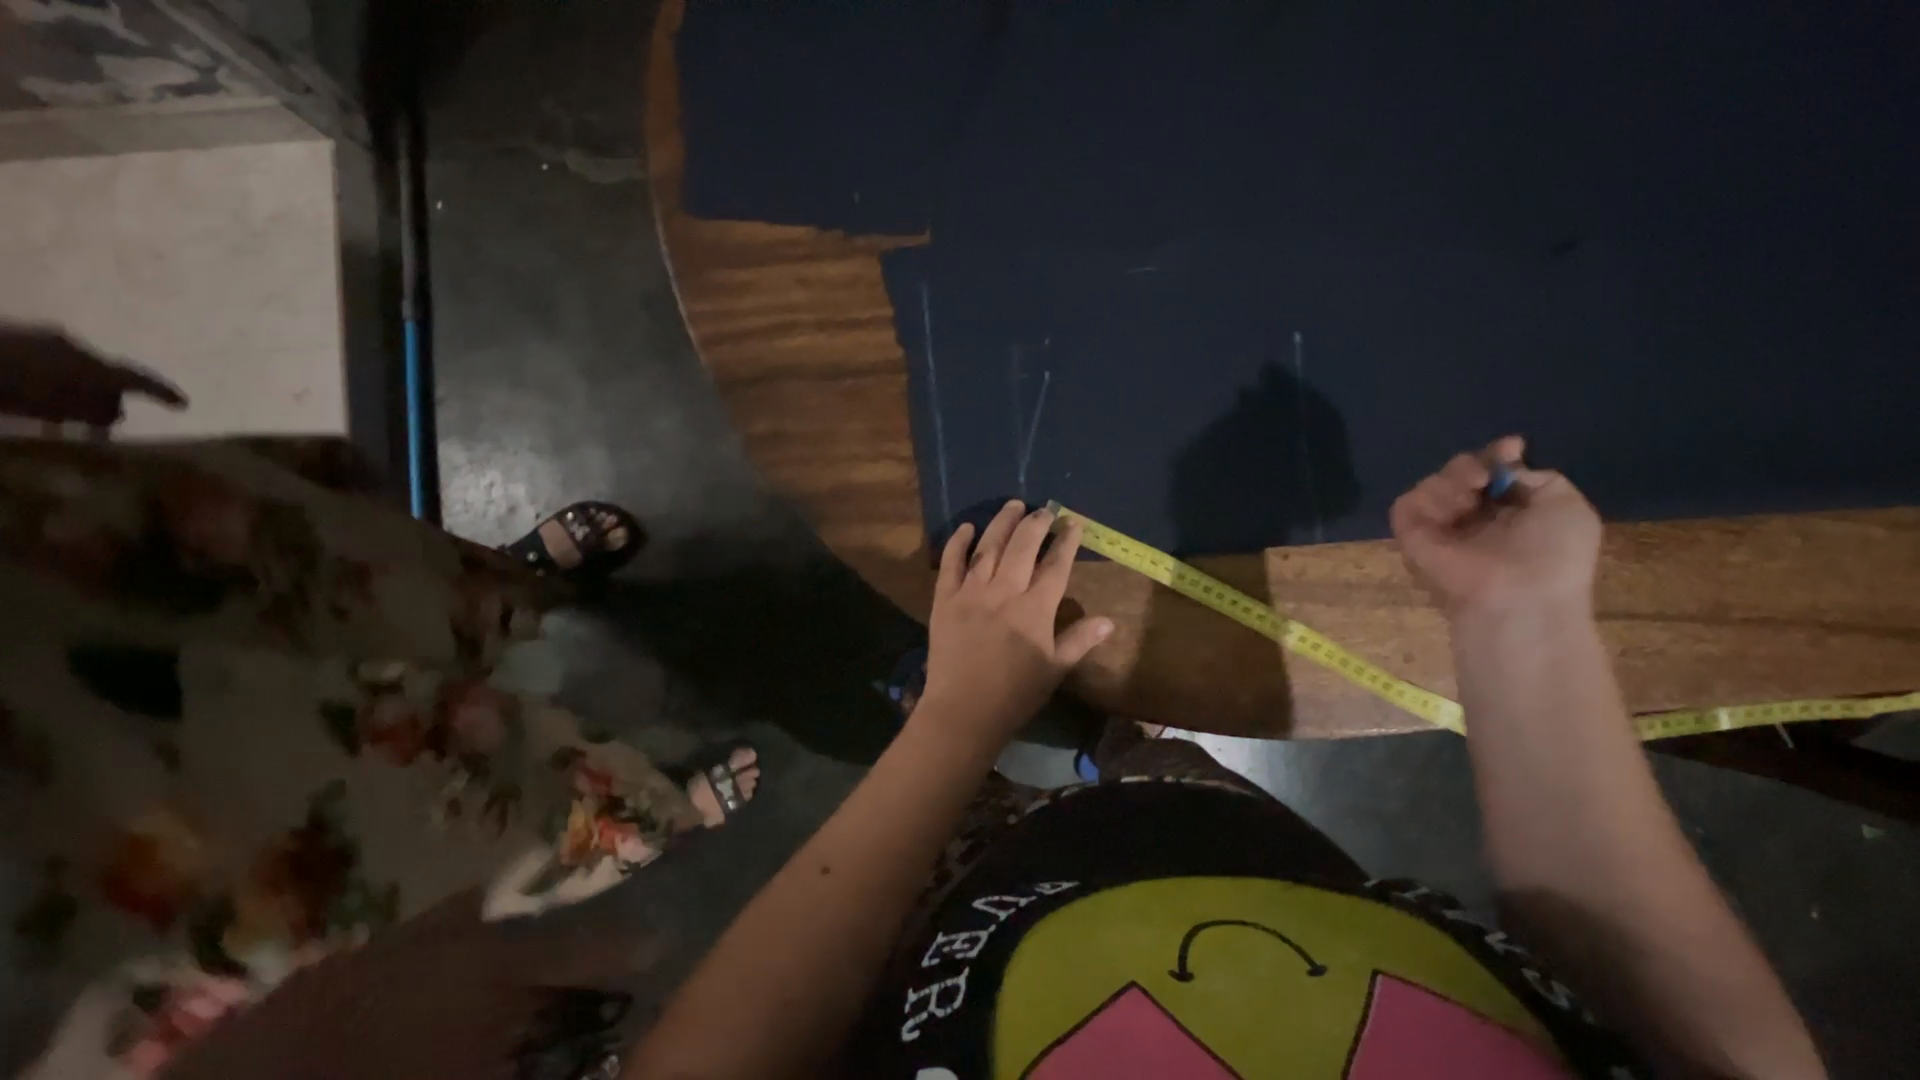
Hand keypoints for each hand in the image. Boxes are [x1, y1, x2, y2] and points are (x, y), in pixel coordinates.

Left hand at [0, 327, 185, 426]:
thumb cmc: (3, 385)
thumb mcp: (44, 405)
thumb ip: (83, 409)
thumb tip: (115, 412)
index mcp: (85, 363)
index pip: (136, 378)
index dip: (160, 392)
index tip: (182, 405)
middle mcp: (69, 346)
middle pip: (102, 375)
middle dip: (103, 401)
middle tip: (97, 433)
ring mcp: (38, 340)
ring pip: (72, 371)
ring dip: (73, 396)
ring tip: (59, 425)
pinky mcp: (13, 338)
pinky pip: (46, 365)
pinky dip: (49, 386)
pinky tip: (33, 407)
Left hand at [920, 501, 1113, 744]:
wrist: (964, 710)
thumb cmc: (1015, 693)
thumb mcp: (1054, 669)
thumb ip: (1079, 640)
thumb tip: (1108, 621)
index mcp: (1035, 608)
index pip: (1055, 565)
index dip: (1066, 542)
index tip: (1073, 523)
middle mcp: (1005, 591)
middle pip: (1023, 546)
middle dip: (1036, 524)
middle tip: (1044, 510)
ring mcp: (972, 592)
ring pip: (989, 547)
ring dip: (1002, 523)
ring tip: (1012, 505)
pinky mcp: (945, 599)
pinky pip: (951, 563)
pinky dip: (958, 542)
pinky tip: (967, 528)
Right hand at [1389, 436, 1601, 617]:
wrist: (1520, 593)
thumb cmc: (1553, 553)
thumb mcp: (1568, 506)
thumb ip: (1540, 478)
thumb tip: (1509, 468)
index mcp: (1512, 512)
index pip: (1495, 473)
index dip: (1499, 455)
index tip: (1510, 447)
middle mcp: (1476, 518)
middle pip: (1461, 472)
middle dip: (1472, 464)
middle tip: (1482, 478)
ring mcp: (1442, 528)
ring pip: (1433, 483)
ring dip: (1452, 479)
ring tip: (1469, 495)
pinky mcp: (1413, 537)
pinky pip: (1407, 504)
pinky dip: (1426, 497)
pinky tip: (1449, 508)